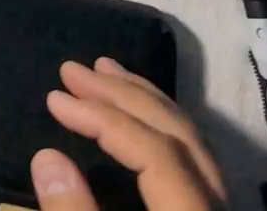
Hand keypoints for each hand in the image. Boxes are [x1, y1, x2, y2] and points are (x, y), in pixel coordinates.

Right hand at [29, 58, 224, 210]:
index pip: (153, 150)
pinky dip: (159, 124)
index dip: (102, 118)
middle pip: (176, 135)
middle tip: (72, 70)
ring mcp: (219, 210)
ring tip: (104, 69)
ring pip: (191, 142)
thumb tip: (47, 157)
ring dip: (143, 100)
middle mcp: (217, 206)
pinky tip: (136, 115)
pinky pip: (192, 157)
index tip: (54, 100)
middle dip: (121, 95)